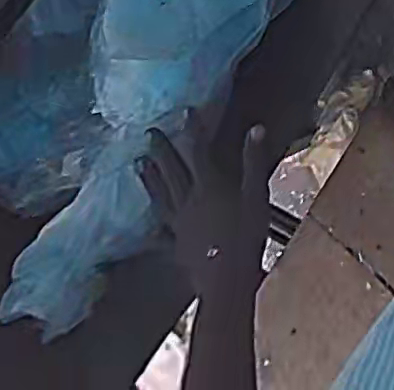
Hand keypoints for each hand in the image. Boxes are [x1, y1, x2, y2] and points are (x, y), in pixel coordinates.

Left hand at [140, 121, 273, 296]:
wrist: (227, 282)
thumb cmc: (246, 235)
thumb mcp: (256, 194)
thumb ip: (254, 161)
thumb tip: (256, 127)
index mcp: (208, 186)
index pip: (198, 151)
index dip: (192, 130)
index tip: (184, 112)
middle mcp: (188, 201)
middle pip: (172, 171)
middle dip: (161, 151)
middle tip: (148, 134)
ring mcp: (179, 225)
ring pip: (161, 197)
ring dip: (149, 179)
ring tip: (137, 164)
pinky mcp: (176, 246)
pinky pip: (161, 233)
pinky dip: (153, 227)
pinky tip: (147, 226)